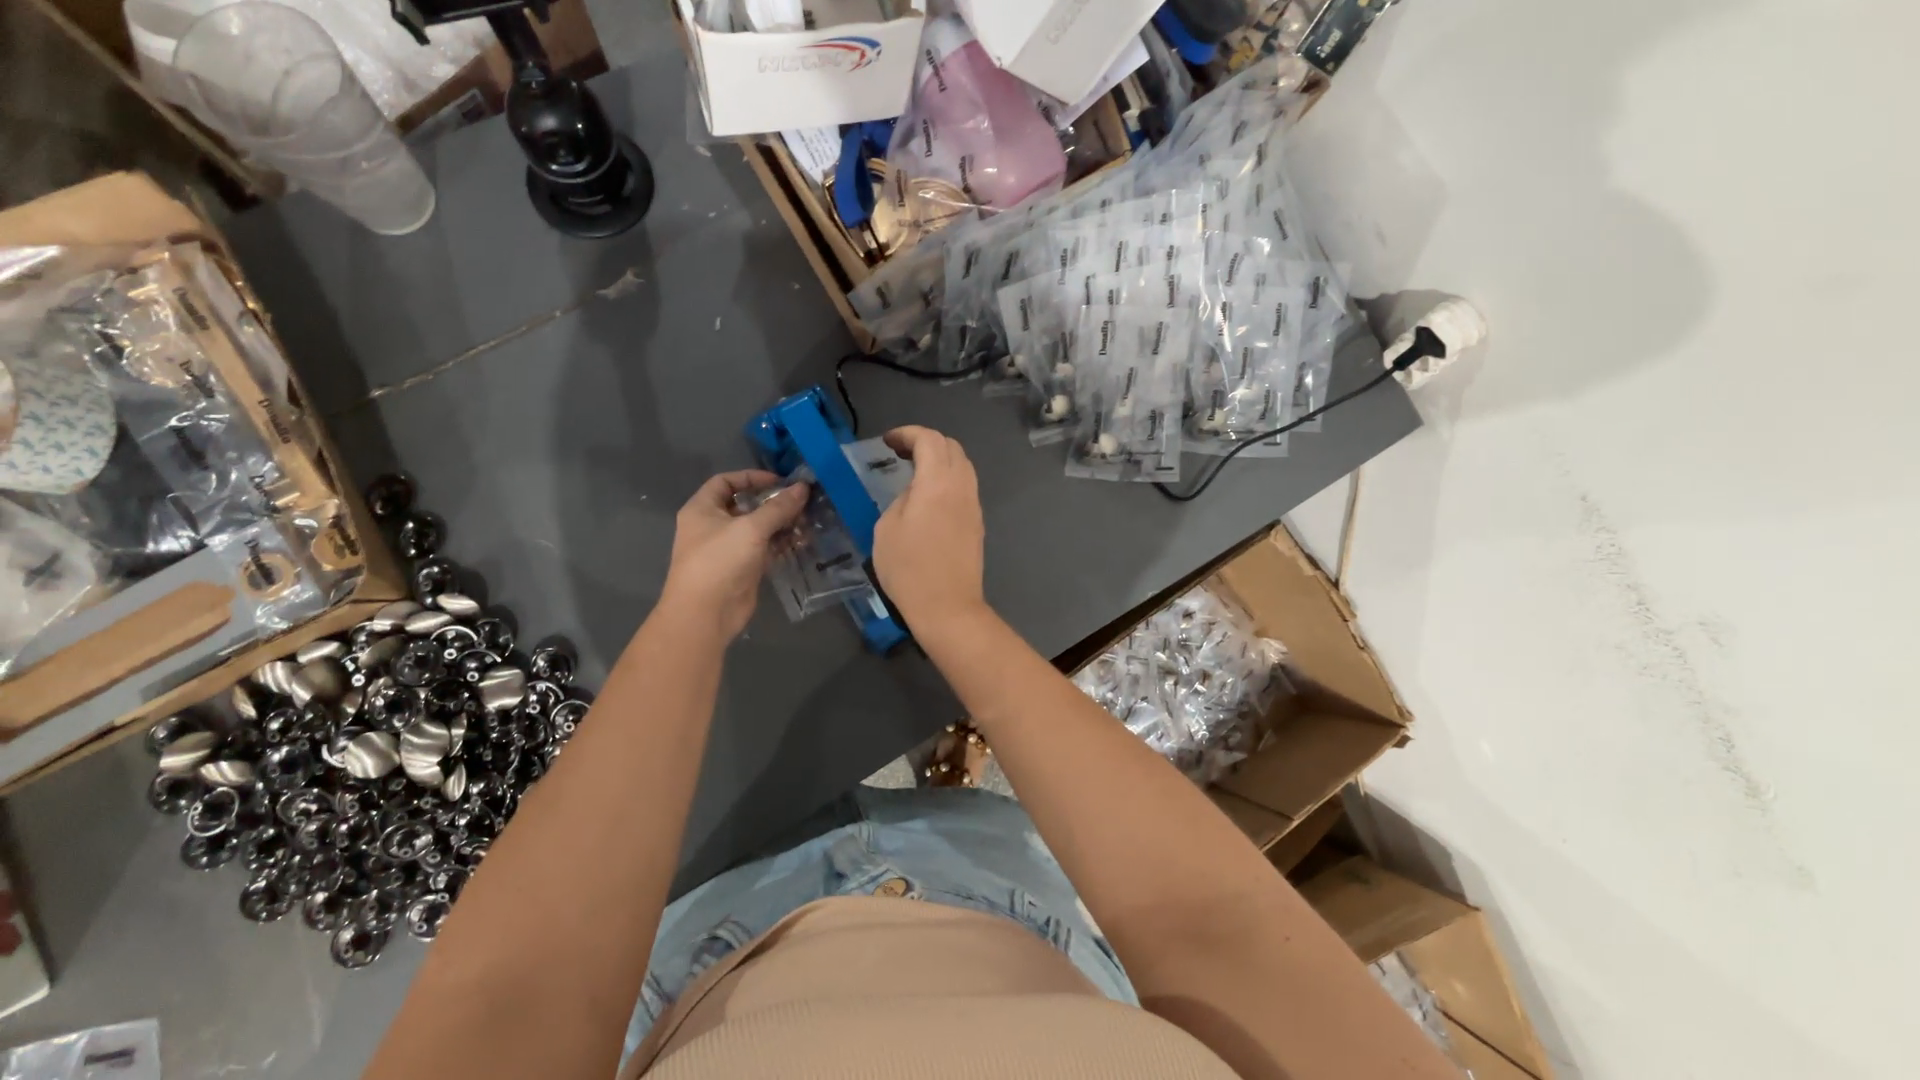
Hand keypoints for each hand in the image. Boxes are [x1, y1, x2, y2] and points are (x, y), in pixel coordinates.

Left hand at [658, 470, 808, 641]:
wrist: (705, 614)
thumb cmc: (720, 561)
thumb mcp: (750, 528)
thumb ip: (778, 507)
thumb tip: (803, 487)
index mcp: (702, 509)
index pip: (725, 481)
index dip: (751, 477)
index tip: (779, 482)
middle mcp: (712, 526)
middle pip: (745, 505)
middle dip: (772, 503)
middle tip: (801, 502)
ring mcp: (727, 549)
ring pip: (757, 529)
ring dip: (780, 525)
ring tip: (806, 522)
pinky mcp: (742, 568)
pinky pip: (763, 549)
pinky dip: (780, 544)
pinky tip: (801, 542)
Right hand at [872, 426, 987, 631]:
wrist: (947, 606)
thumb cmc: (909, 568)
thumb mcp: (887, 528)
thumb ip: (901, 499)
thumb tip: (914, 494)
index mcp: (938, 482)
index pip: (929, 440)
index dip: (908, 434)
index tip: (888, 442)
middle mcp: (962, 487)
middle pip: (951, 448)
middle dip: (926, 442)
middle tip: (900, 453)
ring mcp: (973, 506)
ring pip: (963, 466)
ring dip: (940, 460)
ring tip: (915, 472)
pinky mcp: (977, 524)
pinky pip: (965, 487)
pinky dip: (948, 479)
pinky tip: (929, 496)